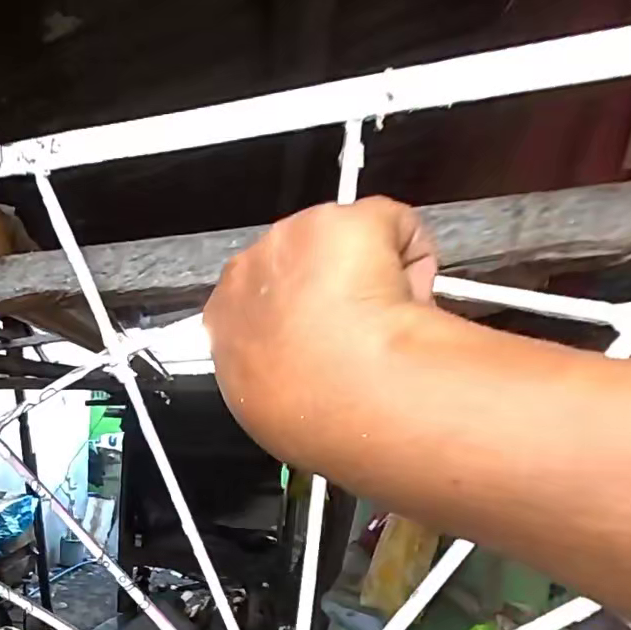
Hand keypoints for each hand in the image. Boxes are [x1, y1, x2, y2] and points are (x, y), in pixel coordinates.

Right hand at [204, 197, 436, 459]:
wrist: (333, 384)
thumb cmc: (298, 407)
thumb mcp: (257, 402)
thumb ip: (265, 369)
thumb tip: (296, 372)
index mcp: (220, 317)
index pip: (256, 300)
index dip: (293, 315)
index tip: (317, 338)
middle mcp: (245, 271)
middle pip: (295, 263)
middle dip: (326, 286)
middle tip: (356, 329)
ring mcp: (288, 241)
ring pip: (342, 244)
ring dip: (365, 272)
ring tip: (381, 321)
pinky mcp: (340, 221)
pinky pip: (391, 228)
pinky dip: (410, 257)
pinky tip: (405, 300)